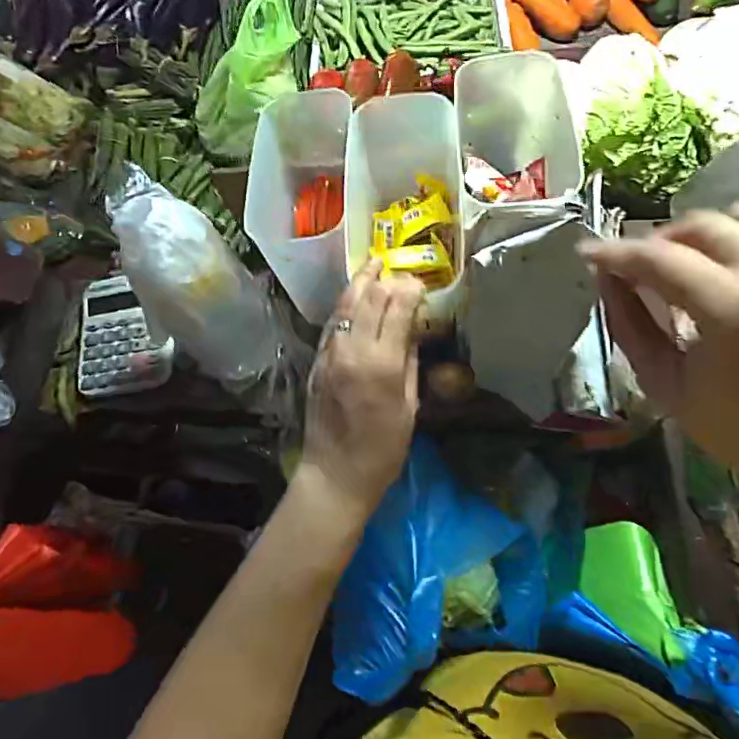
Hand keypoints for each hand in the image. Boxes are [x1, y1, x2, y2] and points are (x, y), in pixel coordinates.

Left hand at [298, 261, 425, 511]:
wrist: (335, 472)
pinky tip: (353, 297)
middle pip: (369, 299)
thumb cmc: (382, 449)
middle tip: (399, 271)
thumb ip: (410, 363)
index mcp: (381, 363)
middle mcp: (352, 350)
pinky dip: (345, 305)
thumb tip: (411, 332)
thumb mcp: (410, 407)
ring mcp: (330, 353)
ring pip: (344, 305)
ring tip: (373, 265)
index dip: (410, 290)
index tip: (421, 284)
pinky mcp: (317, 361)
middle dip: (386, 280)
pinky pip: (332, 323)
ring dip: (360, 283)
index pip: (396, 308)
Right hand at [582, 203, 738, 510]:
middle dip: (658, 238)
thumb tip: (608, 281)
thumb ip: (632, 328)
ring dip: (707, 235)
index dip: (615, 252)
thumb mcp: (670, 389)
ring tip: (690, 266)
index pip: (658, 258)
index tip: (588, 252)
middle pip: (703, 225)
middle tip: (638, 265)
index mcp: (734, 310)